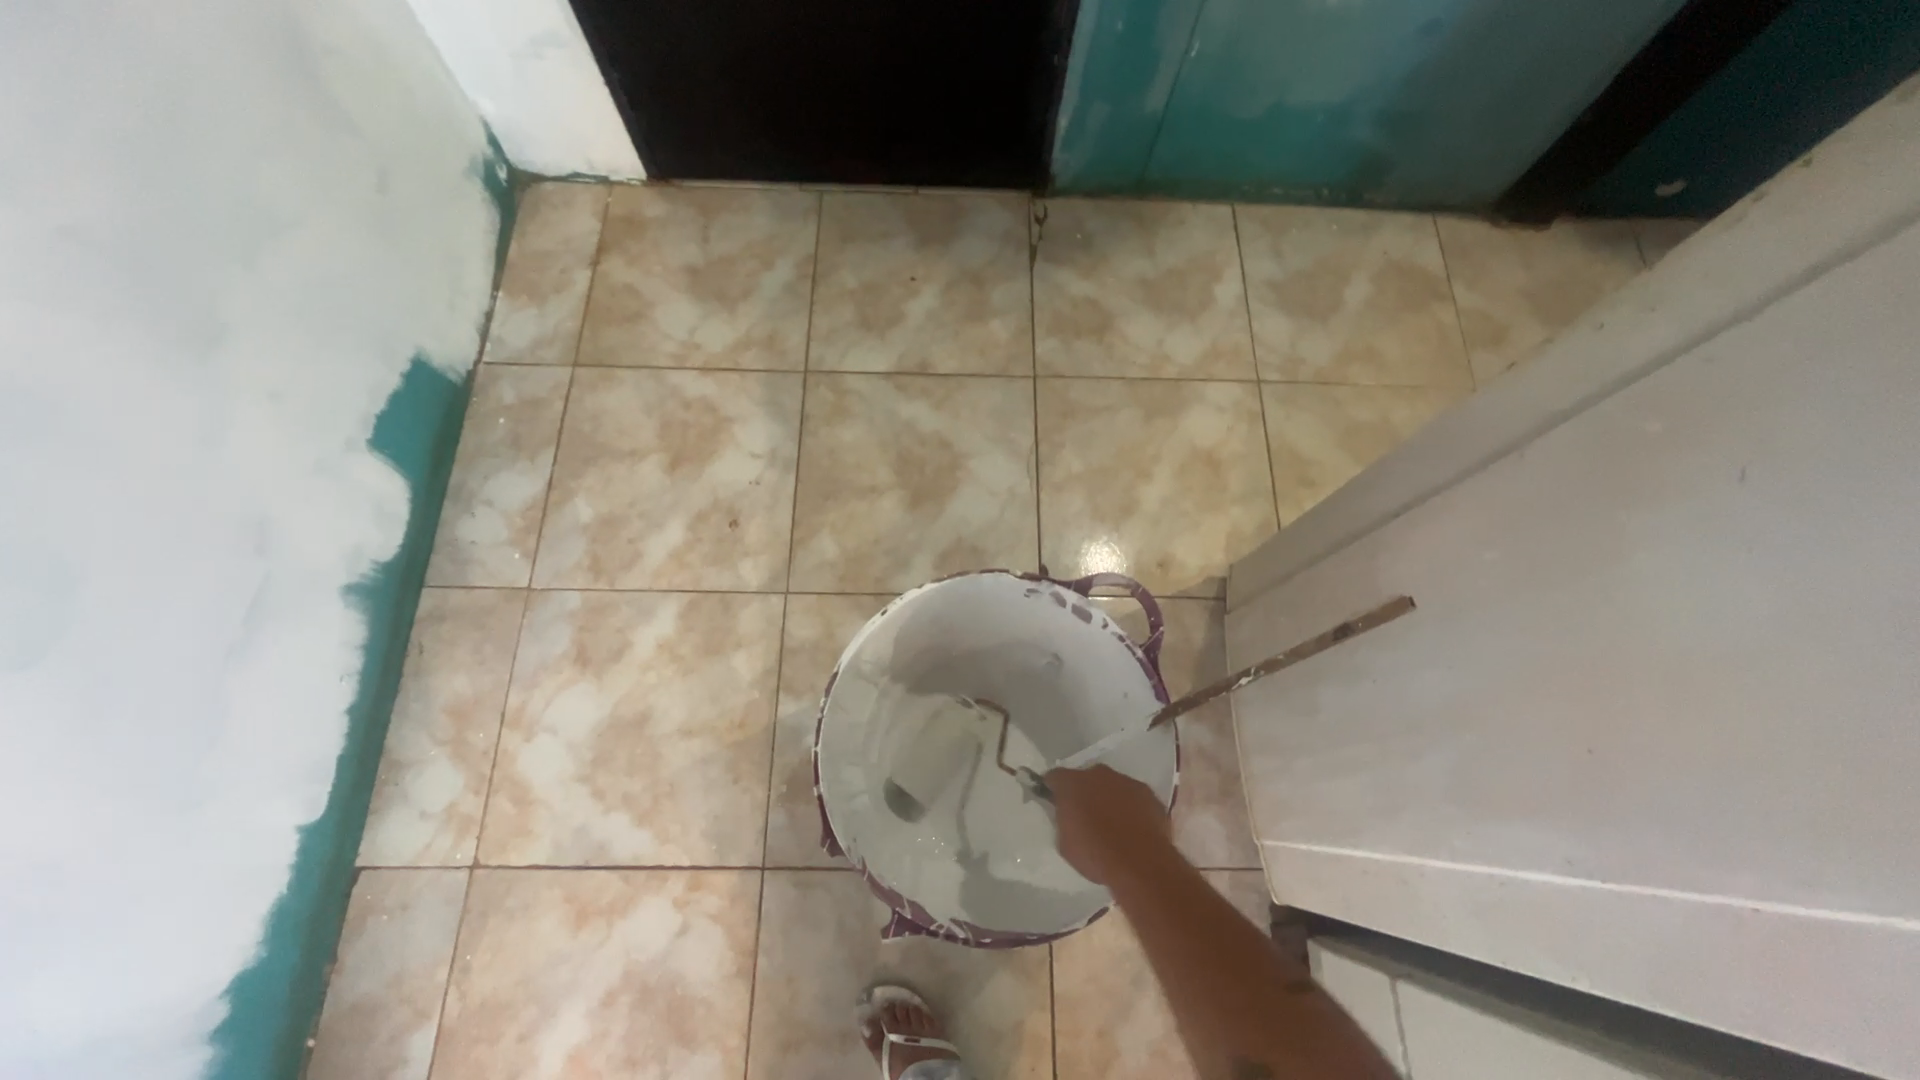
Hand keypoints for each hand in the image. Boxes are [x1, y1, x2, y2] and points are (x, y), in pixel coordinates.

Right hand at [1044, 764, 1170, 884]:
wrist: (1141, 863)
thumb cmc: (1096, 855)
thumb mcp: (1065, 843)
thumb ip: (1064, 822)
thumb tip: (1068, 817)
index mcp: (1073, 784)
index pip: (1055, 777)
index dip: (1052, 789)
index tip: (1054, 802)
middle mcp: (1100, 775)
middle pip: (1086, 778)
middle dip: (1084, 793)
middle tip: (1085, 816)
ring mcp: (1128, 782)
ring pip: (1113, 786)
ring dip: (1109, 799)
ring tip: (1113, 825)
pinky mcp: (1150, 795)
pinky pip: (1135, 798)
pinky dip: (1132, 809)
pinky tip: (1134, 830)